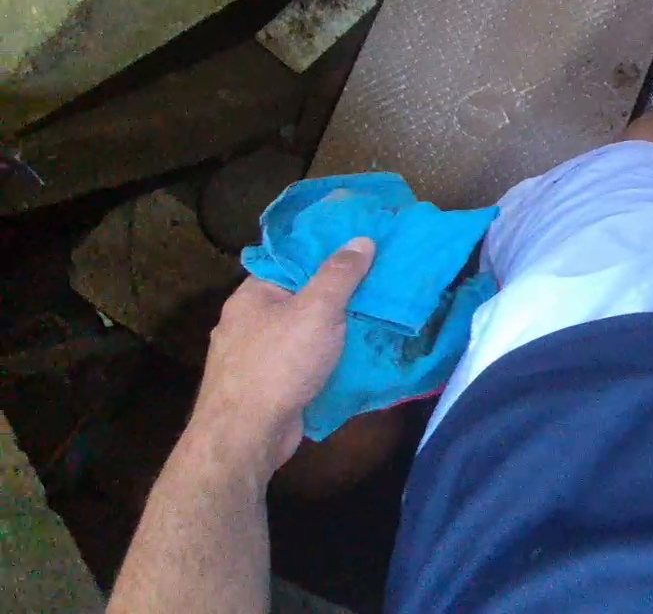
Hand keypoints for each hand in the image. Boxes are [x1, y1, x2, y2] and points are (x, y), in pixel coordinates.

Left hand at [181, 239, 374, 484]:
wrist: (247, 435)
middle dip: (342, 286)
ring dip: (340, 319)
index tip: (367, 244)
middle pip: (303, 292)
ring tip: (379, 308)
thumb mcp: (318, 309)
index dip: (329, 250)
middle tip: (383, 275)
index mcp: (252, 297)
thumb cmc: (279, 363)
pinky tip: (359, 344)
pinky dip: (332, 345)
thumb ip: (341, 274)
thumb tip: (361, 240)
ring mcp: (258, 352)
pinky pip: (308, 350)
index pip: (292, 261)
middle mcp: (250, 321)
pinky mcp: (271, 378)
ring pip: (308, 323)